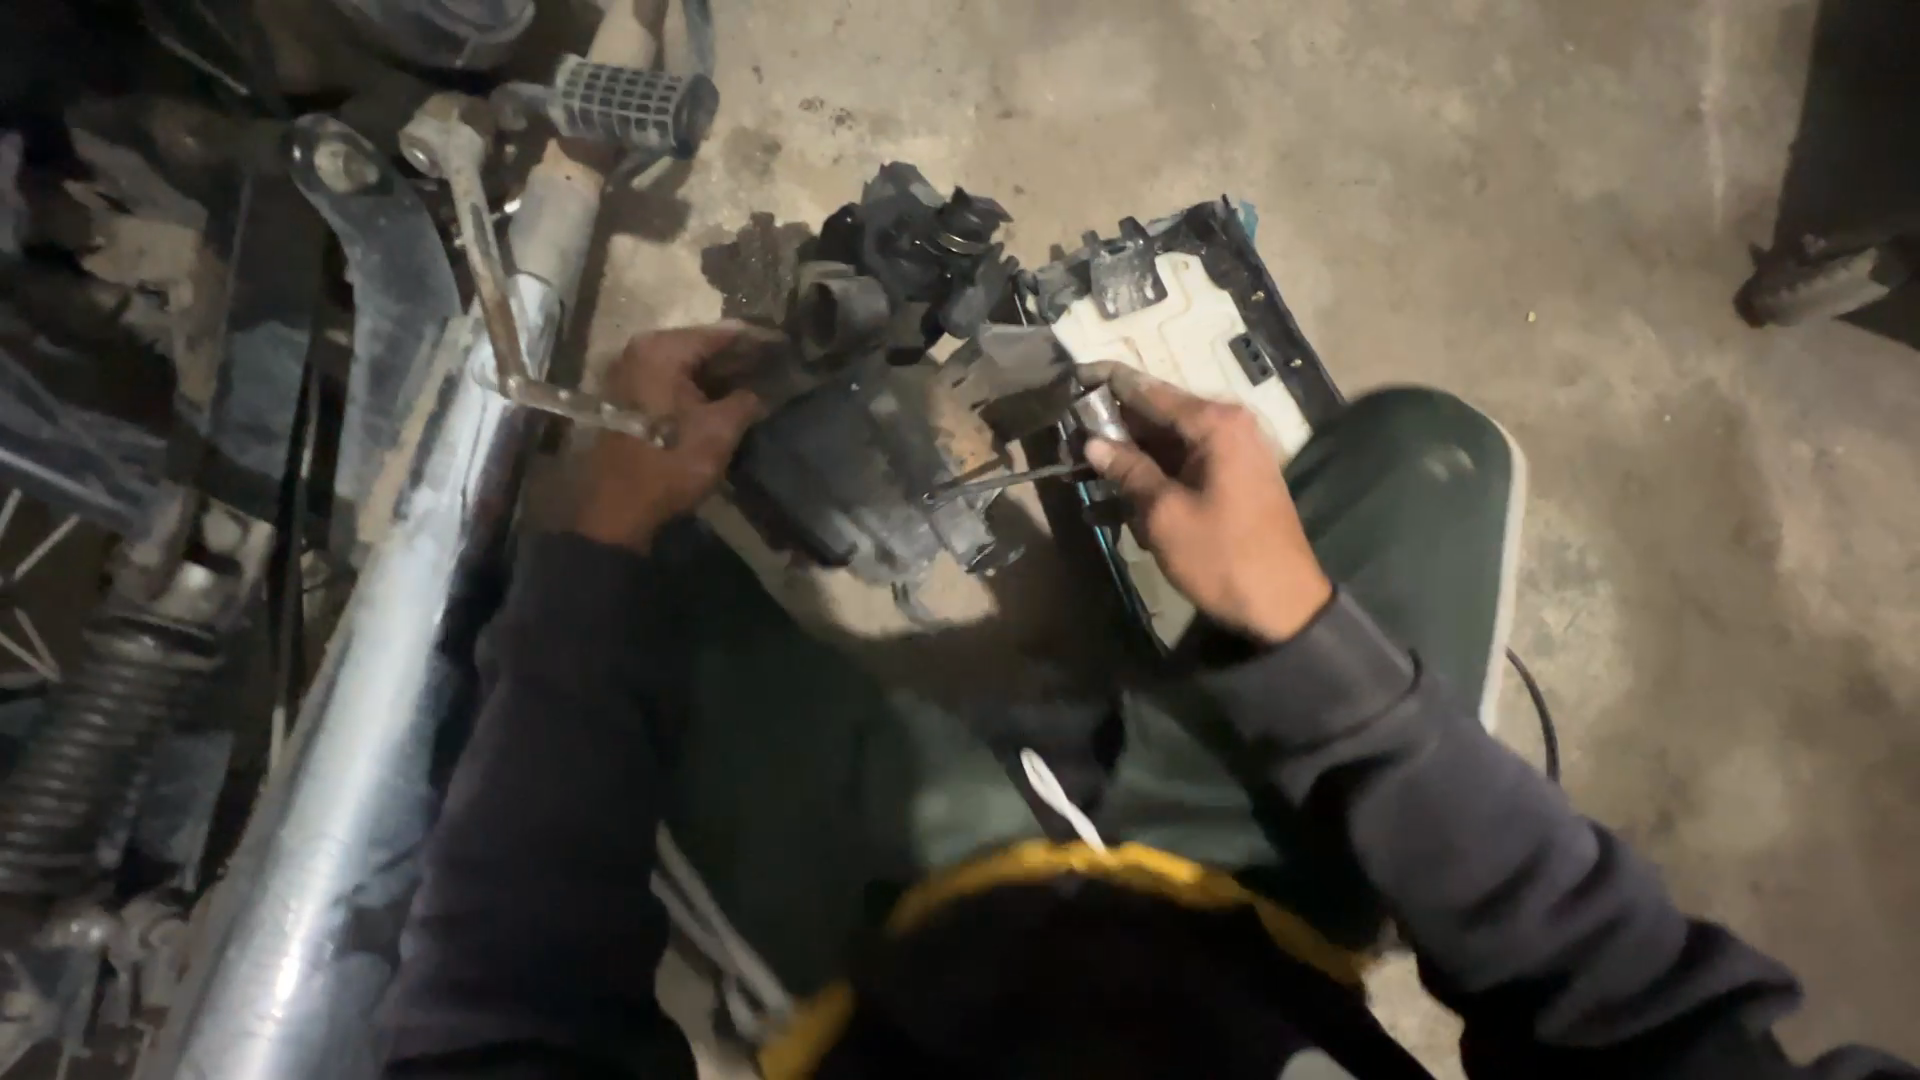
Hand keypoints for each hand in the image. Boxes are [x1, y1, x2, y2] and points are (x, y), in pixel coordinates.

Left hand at [571, 326, 763, 552]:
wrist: (620, 507)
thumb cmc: (672, 462)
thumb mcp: (720, 431)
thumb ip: (746, 402)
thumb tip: (760, 393)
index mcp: (661, 350)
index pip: (719, 334)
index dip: (754, 340)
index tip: (782, 343)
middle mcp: (640, 351)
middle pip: (699, 345)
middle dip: (736, 356)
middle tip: (773, 362)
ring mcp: (630, 373)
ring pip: (686, 364)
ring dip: (718, 372)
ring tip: (755, 379)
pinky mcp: (628, 397)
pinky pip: (672, 380)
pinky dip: (698, 385)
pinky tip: (724, 395)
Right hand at [1079, 364, 1331, 643]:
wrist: (1282, 605)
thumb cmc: (1221, 556)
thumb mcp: (1164, 513)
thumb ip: (1128, 470)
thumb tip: (1093, 442)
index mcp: (1215, 424)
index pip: (1148, 390)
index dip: (1107, 384)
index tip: (1071, 380)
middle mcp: (1227, 427)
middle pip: (1156, 415)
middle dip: (1112, 428)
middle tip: (1067, 438)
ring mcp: (1230, 454)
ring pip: (1164, 444)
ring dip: (1127, 459)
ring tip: (1080, 473)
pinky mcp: (1229, 480)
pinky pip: (1180, 467)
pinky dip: (1150, 479)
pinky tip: (1115, 502)